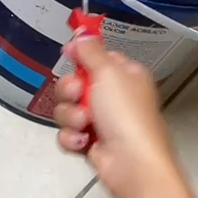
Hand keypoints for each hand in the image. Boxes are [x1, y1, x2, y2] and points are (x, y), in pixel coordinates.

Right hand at [54, 36, 177, 197]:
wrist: (131, 164)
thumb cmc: (127, 115)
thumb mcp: (109, 72)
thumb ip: (90, 50)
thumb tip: (81, 32)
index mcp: (125, 75)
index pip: (96, 56)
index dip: (81, 56)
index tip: (70, 55)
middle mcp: (113, 95)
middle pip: (73, 81)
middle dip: (69, 90)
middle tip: (78, 95)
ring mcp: (100, 119)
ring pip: (66, 107)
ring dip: (70, 115)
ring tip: (84, 124)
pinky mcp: (89, 140)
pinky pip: (66, 131)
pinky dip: (71, 136)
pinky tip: (83, 141)